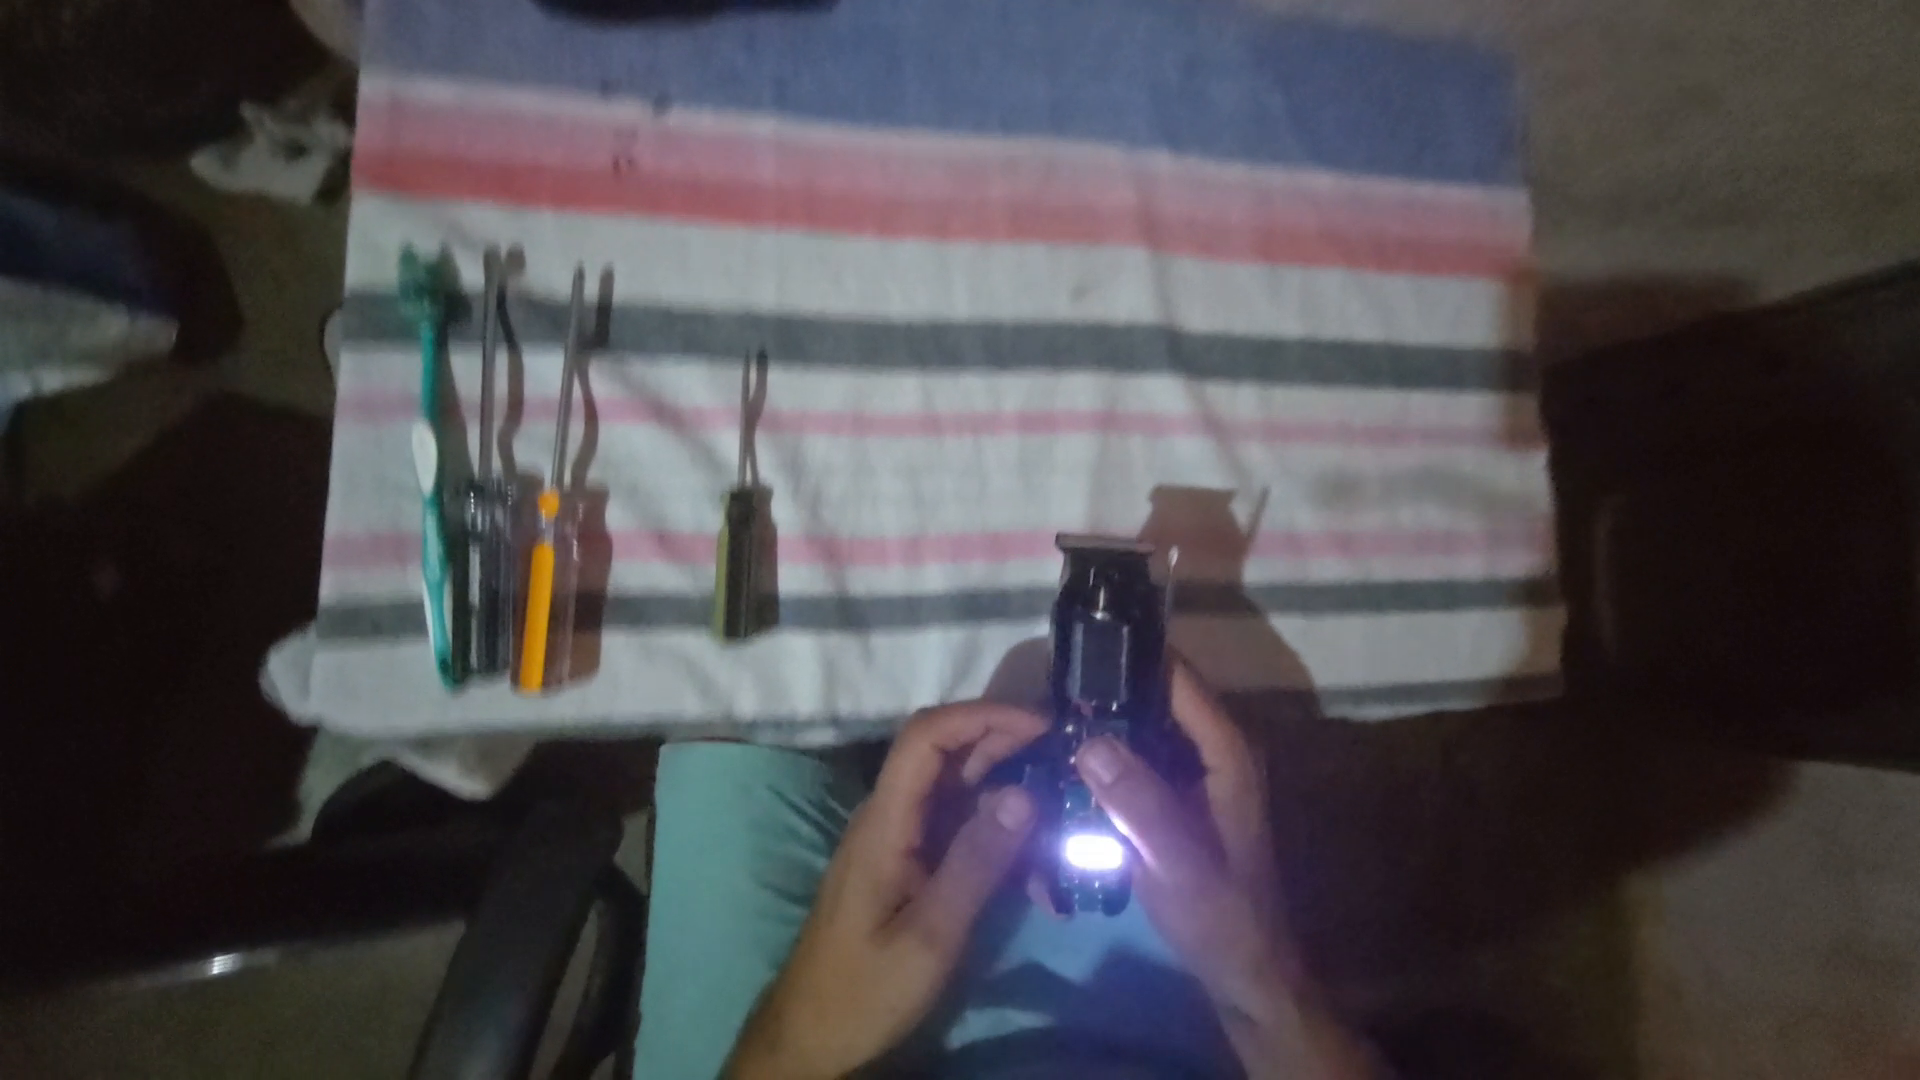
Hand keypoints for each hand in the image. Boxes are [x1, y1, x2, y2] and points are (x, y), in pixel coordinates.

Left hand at [724, 702, 1044, 1079]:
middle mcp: (891, 813)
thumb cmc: (865, 989)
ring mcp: (901, 835)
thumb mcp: (930, 936)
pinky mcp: (911, 859)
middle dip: (1006, 746)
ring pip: (959, 789)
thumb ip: (976, 863)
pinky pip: (959, 826)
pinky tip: (1036, 875)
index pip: (926, 736)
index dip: (981, 716)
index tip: (1039, 725)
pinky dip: (998, 835)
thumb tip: (1025, 794)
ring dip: (1010, 795)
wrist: (812, 1035)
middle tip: (1066, 762)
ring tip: (1061, 819)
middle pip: (947, 753)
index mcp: (886, 819)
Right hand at [1074, 663, 1378, 1079]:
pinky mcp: (1177, 794)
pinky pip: (1139, 753)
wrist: (1242, 968)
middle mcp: (1213, 750)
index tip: (1080, 645)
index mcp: (1225, 752)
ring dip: (1106, 715)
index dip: (1133, 655)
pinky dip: (1109, 748)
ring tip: (1052, 710)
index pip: (1179, 679)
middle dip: (1110, 684)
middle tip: (1052, 682)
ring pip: (1146, 722)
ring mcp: (1195, 771)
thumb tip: (1090, 742)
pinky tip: (1070, 755)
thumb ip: (1139, 803)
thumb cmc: (1219, 914)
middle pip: (1159, 694)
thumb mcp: (1177, 863)